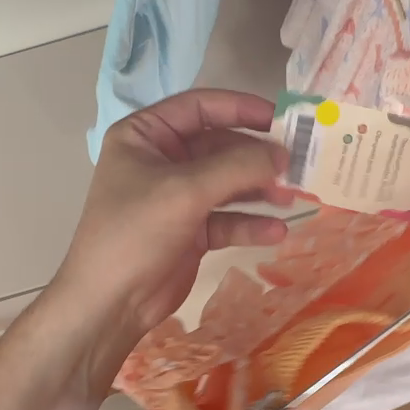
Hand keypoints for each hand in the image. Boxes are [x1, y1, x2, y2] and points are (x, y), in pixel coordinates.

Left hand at [46, 90, 293, 344]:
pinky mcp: (191, 233)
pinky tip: (276, 232)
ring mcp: (177, 199)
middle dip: (257, 157)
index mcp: (145, 136)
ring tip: (292, 197)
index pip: (200, 107)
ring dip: (260, 191)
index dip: (242, 108)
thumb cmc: (135, 233)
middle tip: (298, 163)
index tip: (282, 117)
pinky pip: (227, 220)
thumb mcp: (185, 191)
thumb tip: (283, 155)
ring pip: (228, 185)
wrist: (110, 302)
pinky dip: (251, 225)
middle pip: (220, 147)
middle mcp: (162, 161)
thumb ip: (237, 167)